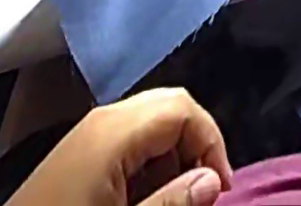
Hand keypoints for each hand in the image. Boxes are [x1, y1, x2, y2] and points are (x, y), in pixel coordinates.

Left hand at [7, 89, 232, 205]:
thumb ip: (171, 204)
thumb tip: (214, 180)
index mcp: (116, 130)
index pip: (183, 109)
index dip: (211, 142)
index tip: (220, 191)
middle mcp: (105, 118)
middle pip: (170, 105)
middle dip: (195, 142)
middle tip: (203, 191)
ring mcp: (89, 132)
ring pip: (151, 120)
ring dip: (173, 153)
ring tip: (174, 199)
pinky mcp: (79, 152)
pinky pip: (130, 137)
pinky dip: (149, 160)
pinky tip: (143, 198)